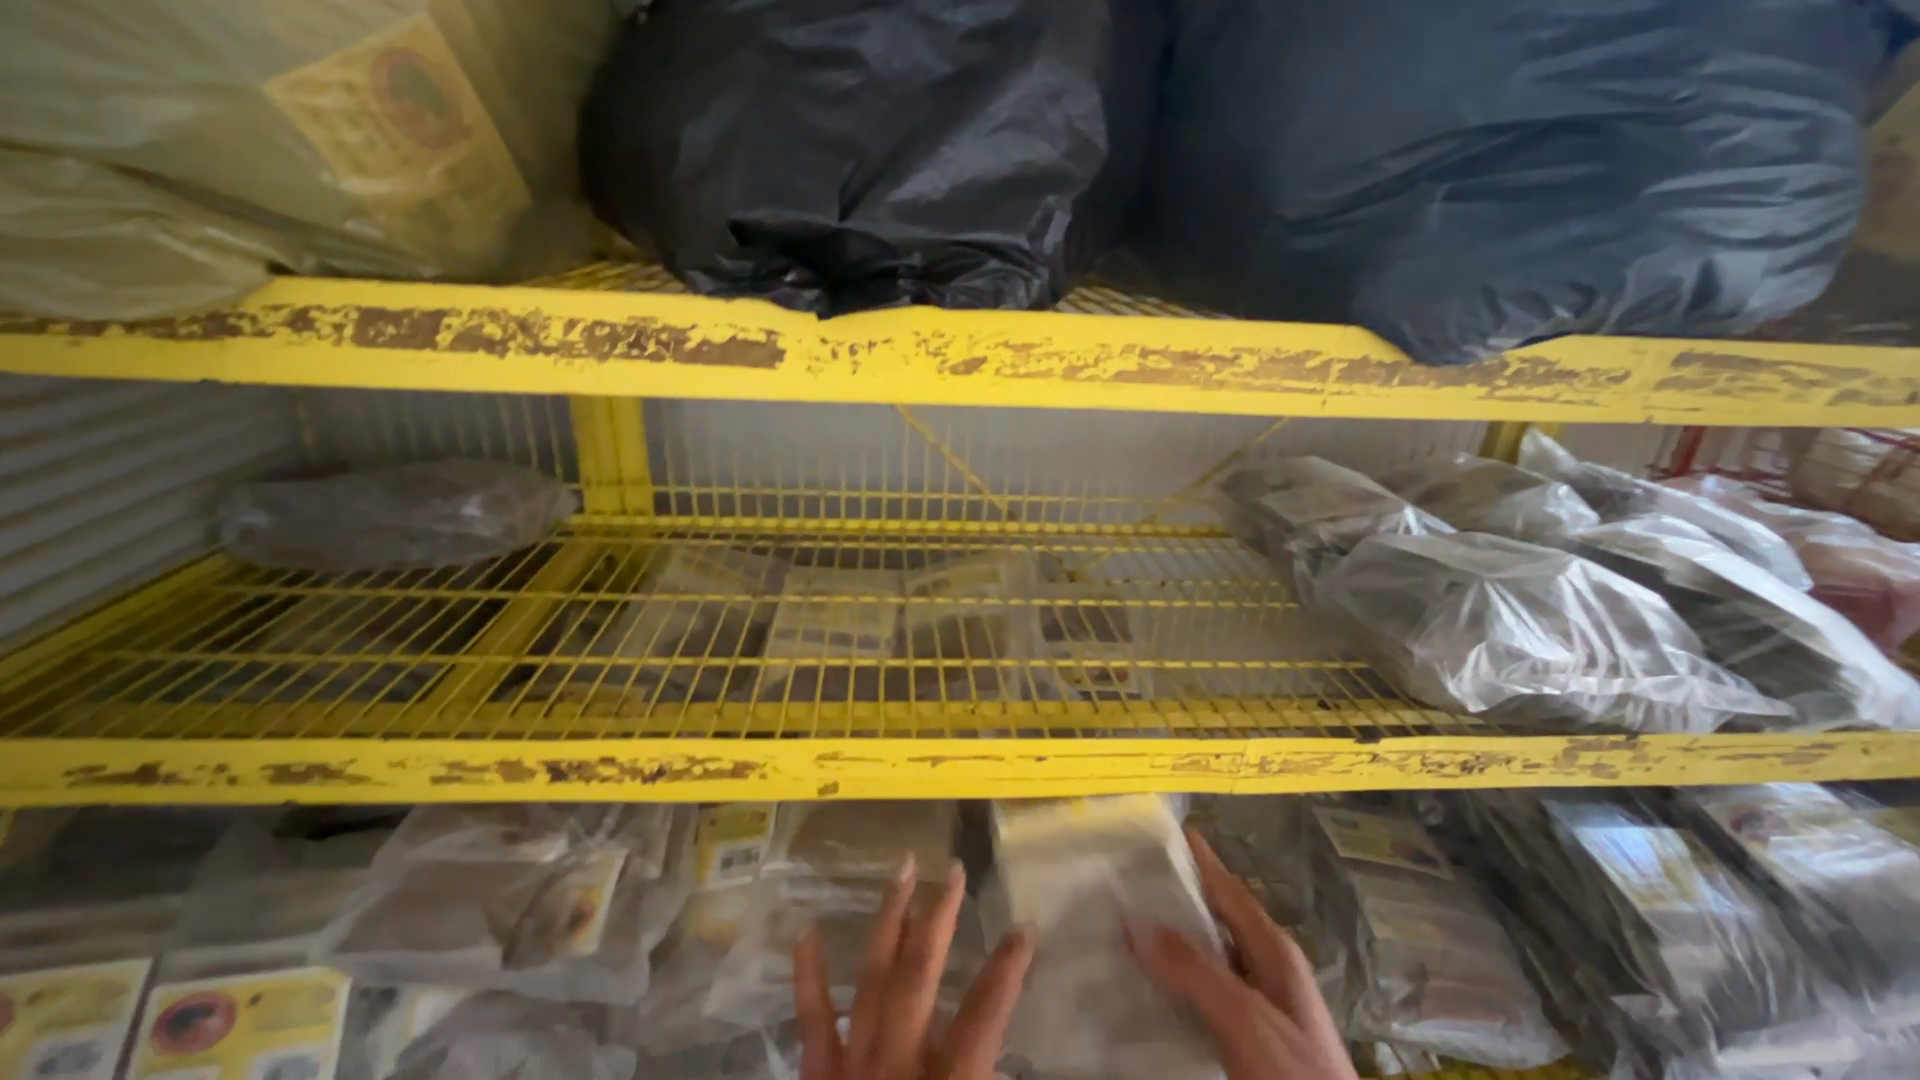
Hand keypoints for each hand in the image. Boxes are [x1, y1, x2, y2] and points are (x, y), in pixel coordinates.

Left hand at [792, 856, 1035, 1079]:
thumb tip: (1004, 1064)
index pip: (984, 1018)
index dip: (1007, 971)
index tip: (1026, 928)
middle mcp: (897, 1066)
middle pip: (919, 978)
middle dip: (939, 919)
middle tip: (953, 868)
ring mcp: (852, 1067)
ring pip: (872, 977)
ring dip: (889, 921)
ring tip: (902, 870)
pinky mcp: (818, 1078)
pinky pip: (811, 1019)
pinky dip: (809, 975)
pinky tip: (804, 930)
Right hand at [1128, 828, 1359, 1079]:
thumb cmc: (1293, 1070)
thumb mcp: (1246, 1017)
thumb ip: (1196, 970)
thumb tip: (1138, 922)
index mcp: (1273, 951)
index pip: (1230, 890)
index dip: (1200, 859)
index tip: (1164, 831)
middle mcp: (1264, 968)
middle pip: (1215, 917)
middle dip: (1174, 896)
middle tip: (1124, 878)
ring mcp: (1256, 1002)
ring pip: (1205, 955)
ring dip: (1168, 939)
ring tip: (1121, 924)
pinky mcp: (1244, 1032)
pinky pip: (1200, 991)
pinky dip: (1172, 978)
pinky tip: (1143, 983)